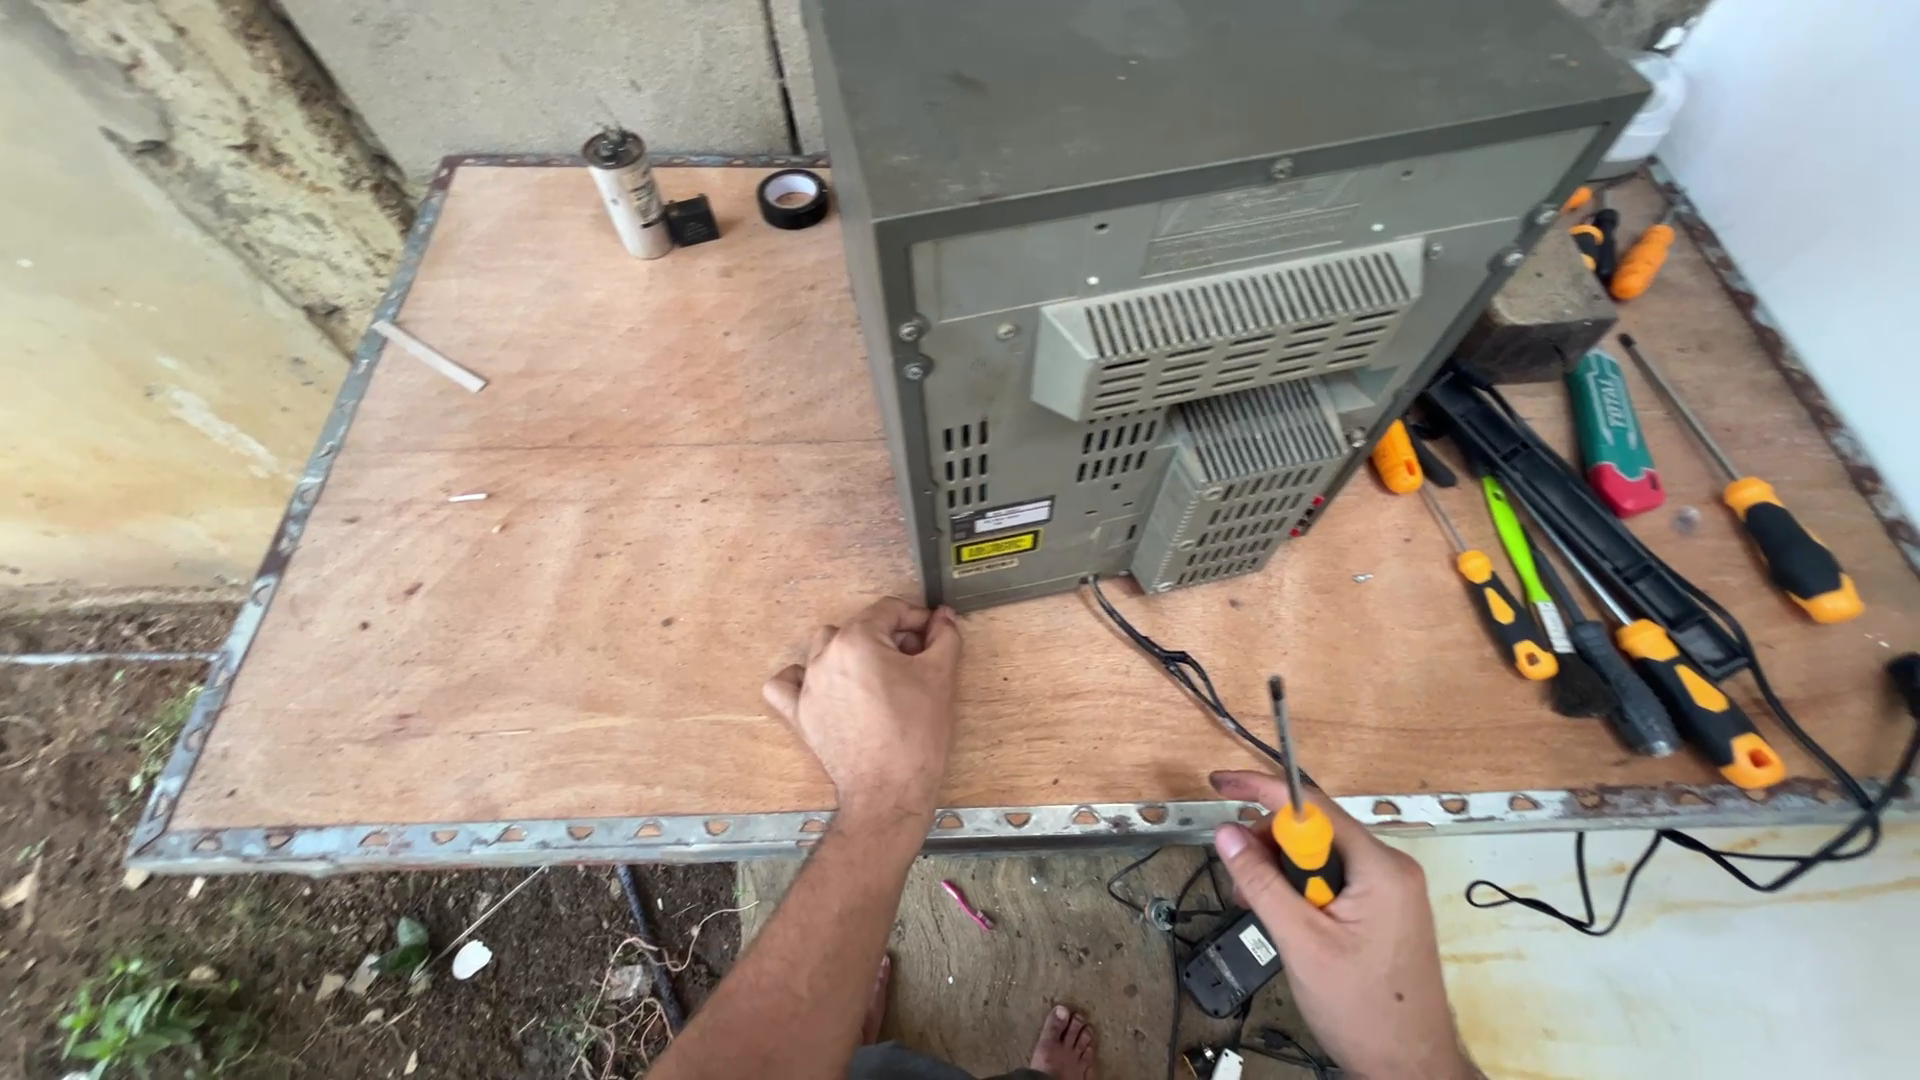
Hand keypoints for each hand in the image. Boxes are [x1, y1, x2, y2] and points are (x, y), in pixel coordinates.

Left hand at [763, 597, 962, 826]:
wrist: (890, 790)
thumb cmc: (915, 734)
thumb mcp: (941, 676)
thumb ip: (945, 636)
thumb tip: (942, 617)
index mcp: (858, 639)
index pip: (889, 609)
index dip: (917, 618)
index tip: (933, 634)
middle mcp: (825, 656)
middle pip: (860, 626)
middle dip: (890, 636)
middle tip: (916, 661)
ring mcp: (808, 686)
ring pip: (825, 648)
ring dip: (852, 651)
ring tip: (879, 675)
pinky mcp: (799, 714)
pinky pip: (786, 685)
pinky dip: (801, 679)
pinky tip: (825, 686)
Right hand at [1210, 771, 1475, 1079]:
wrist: (1411, 1073)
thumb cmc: (1363, 1010)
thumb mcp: (1300, 942)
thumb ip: (1261, 881)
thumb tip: (1225, 831)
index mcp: (1379, 867)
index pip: (1311, 805)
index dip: (1261, 788)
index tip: (1220, 783)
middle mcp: (1387, 867)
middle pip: (1311, 829)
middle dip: (1267, 846)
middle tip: (1240, 882)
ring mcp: (1387, 888)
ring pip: (1316, 854)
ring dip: (1279, 872)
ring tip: (1260, 908)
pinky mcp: (1380, 907)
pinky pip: (1329, 877)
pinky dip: (1297, 889)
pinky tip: (1283, 917)